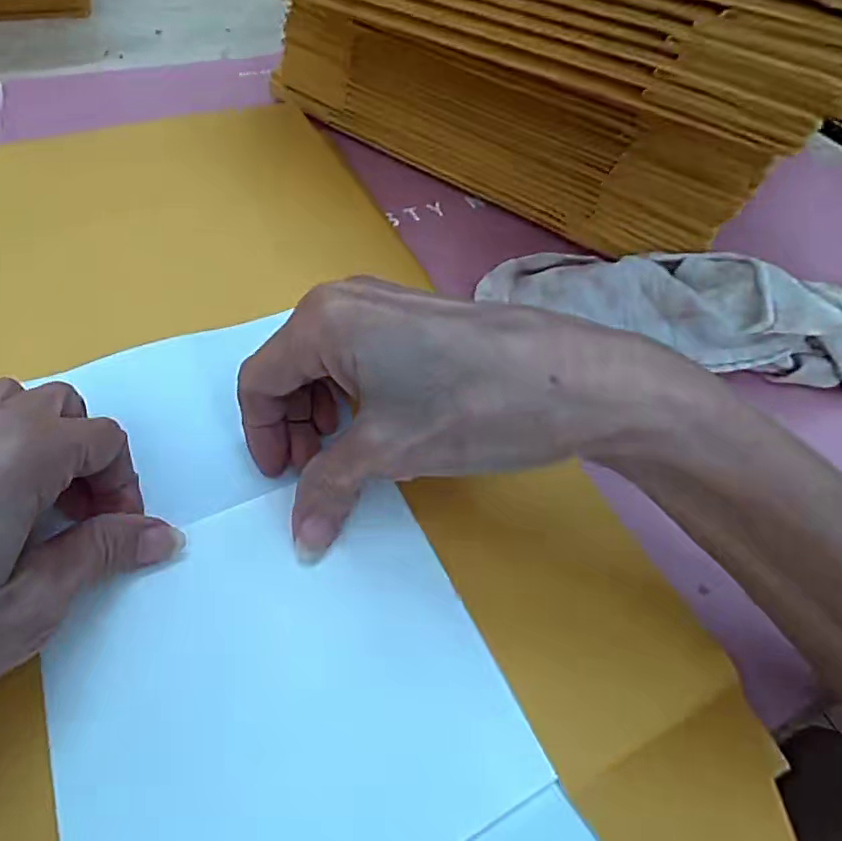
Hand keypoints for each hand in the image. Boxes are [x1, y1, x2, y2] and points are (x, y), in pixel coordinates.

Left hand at [0, 379, 182, 840]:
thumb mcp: (26, 612)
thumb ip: (99, 556)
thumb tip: (163, 535)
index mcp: (20, 452)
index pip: (101, 435)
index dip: (123, 482)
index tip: (115, 535)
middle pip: (58, 406)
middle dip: (85, 456)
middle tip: (77, 525)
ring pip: (8, 407)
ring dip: (39, 447)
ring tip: (29, 518)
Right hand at [237, 277, 718, 557]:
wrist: (582, 379)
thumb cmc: (470, 408)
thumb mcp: (388, 451)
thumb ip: (329, 489)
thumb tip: (301, 543)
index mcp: (321, 321)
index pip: (259, 379)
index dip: (260, 434)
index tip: (280, 477)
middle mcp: (341, 298)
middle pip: (287, 367)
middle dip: (291, 424)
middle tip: (313, 471)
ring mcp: (379, 300)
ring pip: (320, 359)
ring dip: (319, 410)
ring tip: (345, 451)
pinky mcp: (411, 312)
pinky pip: (354, 351)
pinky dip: (349, 391)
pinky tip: (377, 421)